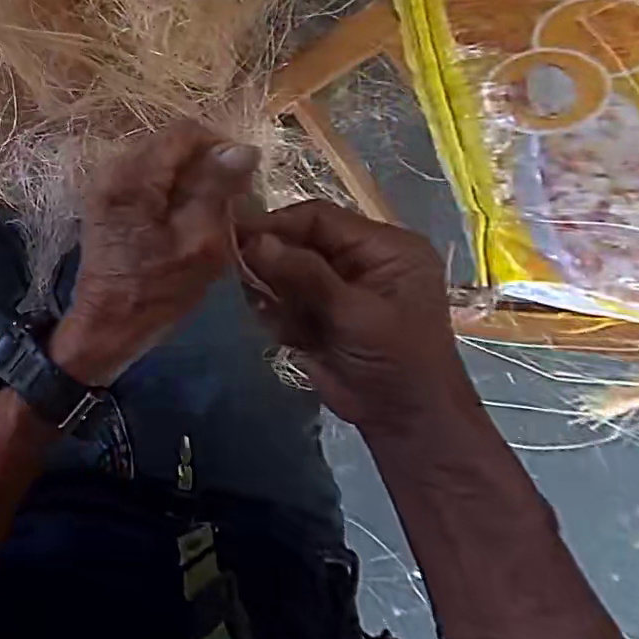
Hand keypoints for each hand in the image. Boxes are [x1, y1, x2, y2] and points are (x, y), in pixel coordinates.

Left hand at [50, 122, 259, 385]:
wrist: (107, 321)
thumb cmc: (157, 290)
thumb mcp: (200, 242)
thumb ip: (217, 189)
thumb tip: (242, 148)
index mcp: (131, 176)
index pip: (184, 132)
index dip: (221, 148)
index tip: (243, 181)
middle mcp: (111, 170)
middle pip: (171, 144)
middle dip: (206, 165)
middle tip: (231, 202)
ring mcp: (105, 184)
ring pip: (162, 161)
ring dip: (191, 179)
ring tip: (211, 213)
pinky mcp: (106, 200)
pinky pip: (148, 179)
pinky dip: (172, 191)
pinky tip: (186, 218)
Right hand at [238, 200, 476, 439]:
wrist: (403, 421)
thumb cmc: (395, 362)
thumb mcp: (354, 314)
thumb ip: (305, 274)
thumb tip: (254, 240)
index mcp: (383, 246)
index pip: (317, 216)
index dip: (275, 224)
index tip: (234, 238)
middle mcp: (357, 256)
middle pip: (294, 239)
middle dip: (271, 263)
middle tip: (252, 285)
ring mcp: (333, 281)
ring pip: (279, 266)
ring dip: (271, 290)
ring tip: (280, 317)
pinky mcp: (315, 305)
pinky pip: (277, 292)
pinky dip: (273, 310)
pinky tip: (288, 332)